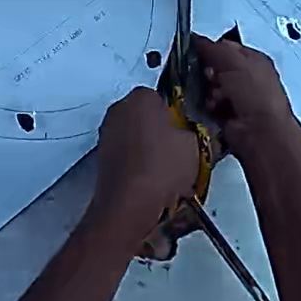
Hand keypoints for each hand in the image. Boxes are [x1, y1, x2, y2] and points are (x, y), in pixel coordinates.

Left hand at [90, 87, 199, 239]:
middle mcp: (118, 107)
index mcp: (141, 97)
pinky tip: (151, 183)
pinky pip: (125, 153)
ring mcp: (106, 131)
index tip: (186, 135)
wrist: (129, 203)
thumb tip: (199, 133)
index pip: (161, 97)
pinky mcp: (100, 154)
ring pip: (135, 135)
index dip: (176, 117)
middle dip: (161, 131)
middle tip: (179, 154)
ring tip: (168, 174)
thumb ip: (199, 133)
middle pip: (145, 116)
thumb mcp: (197, 147)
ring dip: (149, 149)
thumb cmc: (163, 167)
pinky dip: (137, 163)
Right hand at [195, 35, 300, 164]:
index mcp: (254, 61)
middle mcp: (249, 79)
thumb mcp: (232, 60)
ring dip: (207, 91)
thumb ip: (212, 48)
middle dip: (207, 72)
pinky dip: (208, 106)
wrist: (260, 132)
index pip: (226, 47)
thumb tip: (196, 40)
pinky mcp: (229, 116)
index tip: (196, 50)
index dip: (210, 48)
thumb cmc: (255, 94)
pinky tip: (213, 108)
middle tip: (209, 76)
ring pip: (210, 87)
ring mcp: (239, 99)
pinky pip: (209, 105)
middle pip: (216, 68)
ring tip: (214, 95)